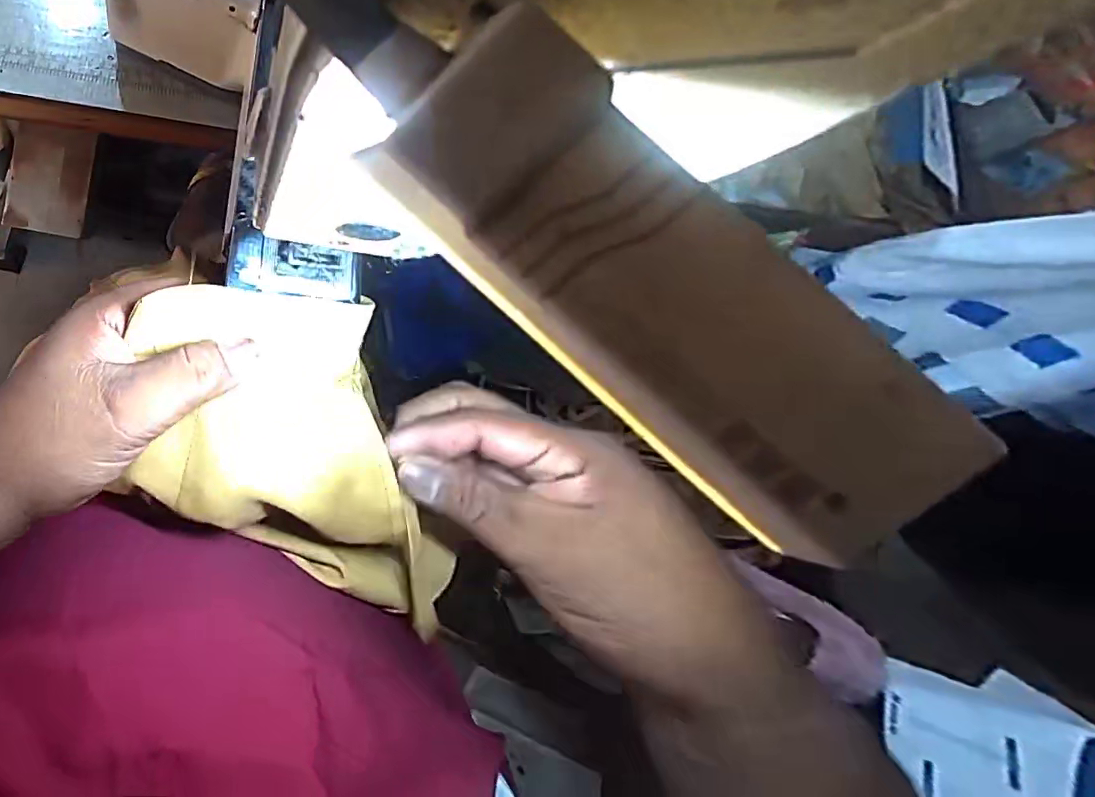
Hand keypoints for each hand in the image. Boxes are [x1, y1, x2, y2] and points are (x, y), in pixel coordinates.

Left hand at [0, 276, 245, 520]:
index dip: (219, 302)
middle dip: (211, 333)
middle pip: (169, 317)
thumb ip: (192, 374)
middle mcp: (99, 325)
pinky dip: (172, 380)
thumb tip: (252, 346)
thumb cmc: (56, 443)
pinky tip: (198, 399)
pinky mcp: (95, 386)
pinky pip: (145, 371)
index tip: (261, 322)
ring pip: (158, 347)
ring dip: (193, 360)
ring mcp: (95, 356)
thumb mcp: (130, 407)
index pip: (175, 287)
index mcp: (103, 312)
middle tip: (259, 352)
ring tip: (240, 374)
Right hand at [387, 383, 797, 712]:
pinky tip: (439, 501)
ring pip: (488, 453)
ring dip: (444, 459)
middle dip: (431, 429)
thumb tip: (405, 463)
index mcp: (571, 445)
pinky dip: (464, 489)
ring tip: (400, 474)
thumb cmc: (634, 599)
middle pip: (484, 420)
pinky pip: (500, 486)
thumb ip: (475, 499)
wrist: (715, 675)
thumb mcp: (549, 548)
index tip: (380, 452)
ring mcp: (563, 483)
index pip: (483, 419)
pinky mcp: (559, 515)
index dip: (428, 431)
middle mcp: (564, 451)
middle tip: (384, 455)